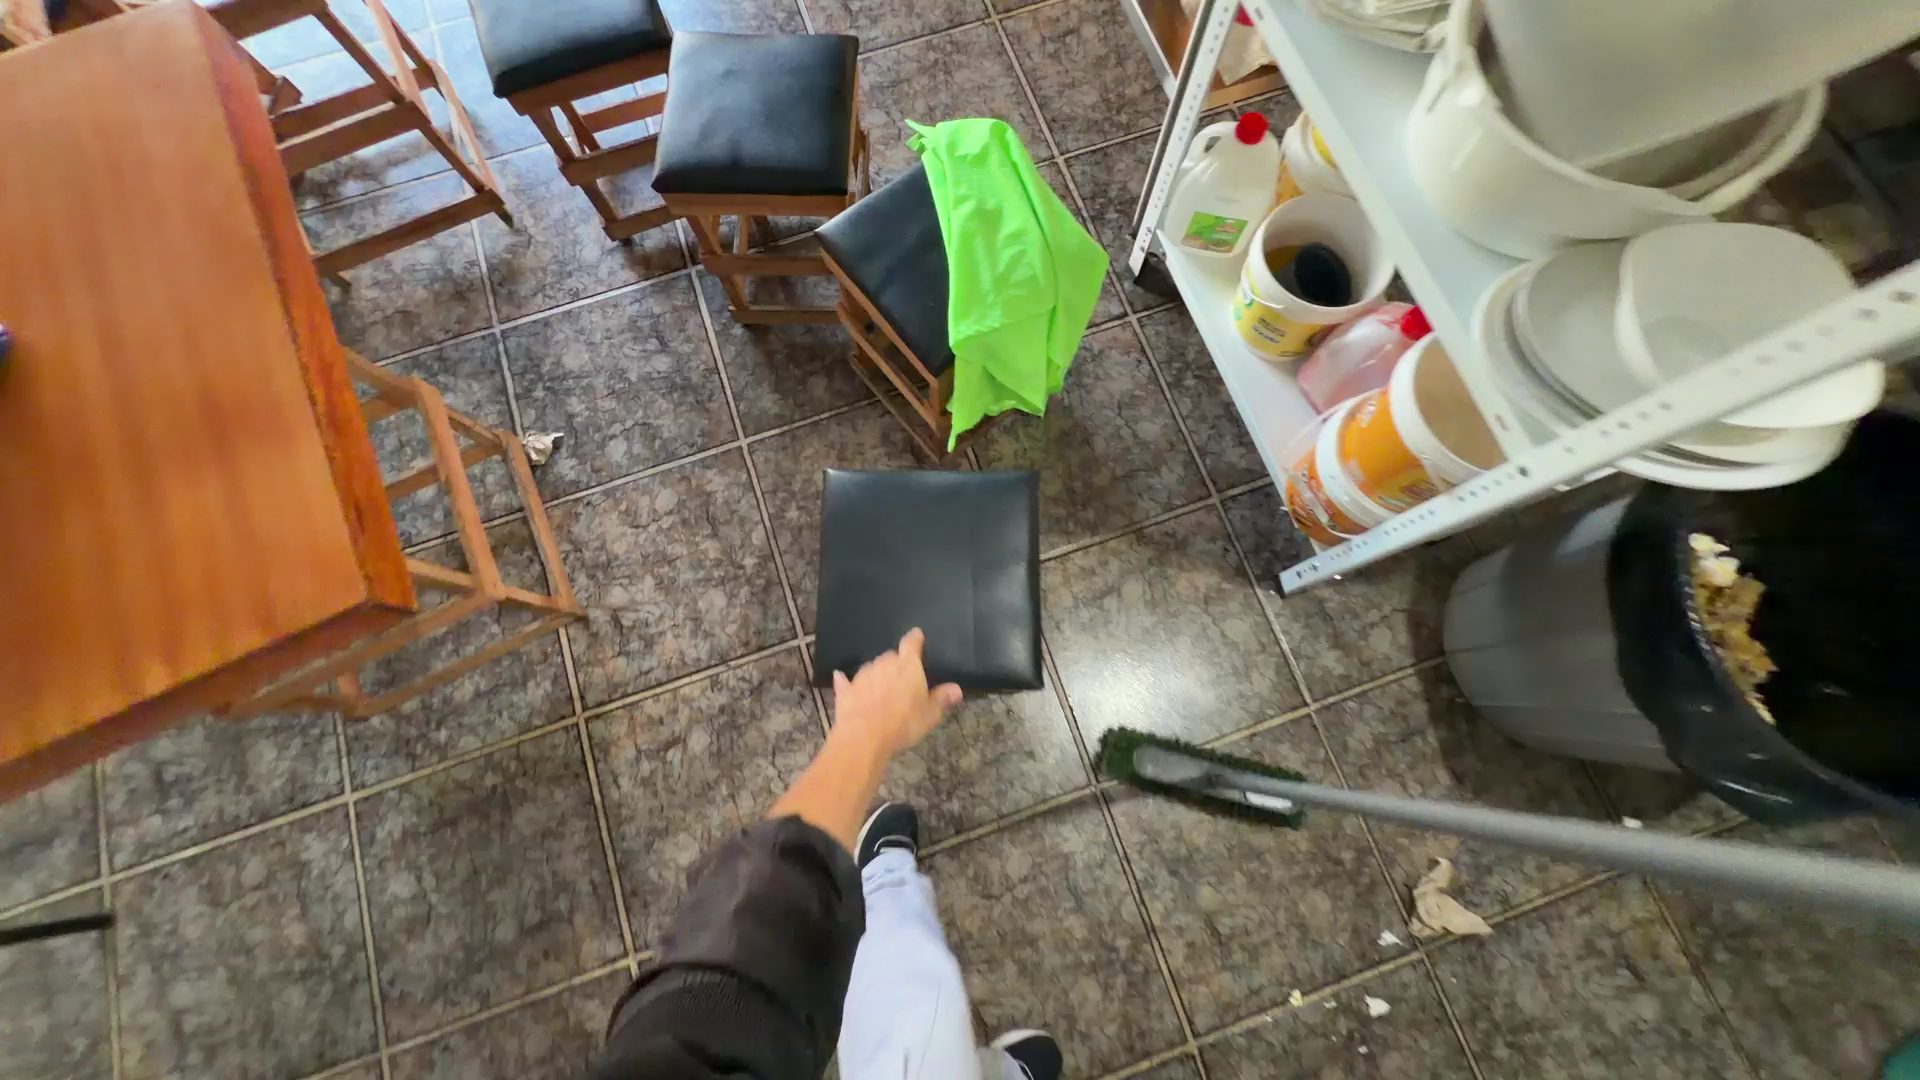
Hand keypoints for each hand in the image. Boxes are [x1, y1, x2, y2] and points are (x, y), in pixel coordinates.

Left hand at [831, 628, 962, 757]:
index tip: (917, 634)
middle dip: (896, 663)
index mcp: (908, 665)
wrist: (864, 737)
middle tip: (902, 679)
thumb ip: (942, 698)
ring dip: (877, 675)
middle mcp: (884, 663)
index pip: (912, 643)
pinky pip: (847, 681)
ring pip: (872, 668)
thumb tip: (956, 688)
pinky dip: (848, 681)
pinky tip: (843, 680)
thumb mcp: (930, 714)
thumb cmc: (903, 723)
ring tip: (882, 691)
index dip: (915, 638)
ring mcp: (863, 675)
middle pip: (891, 656)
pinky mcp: (846, 689)